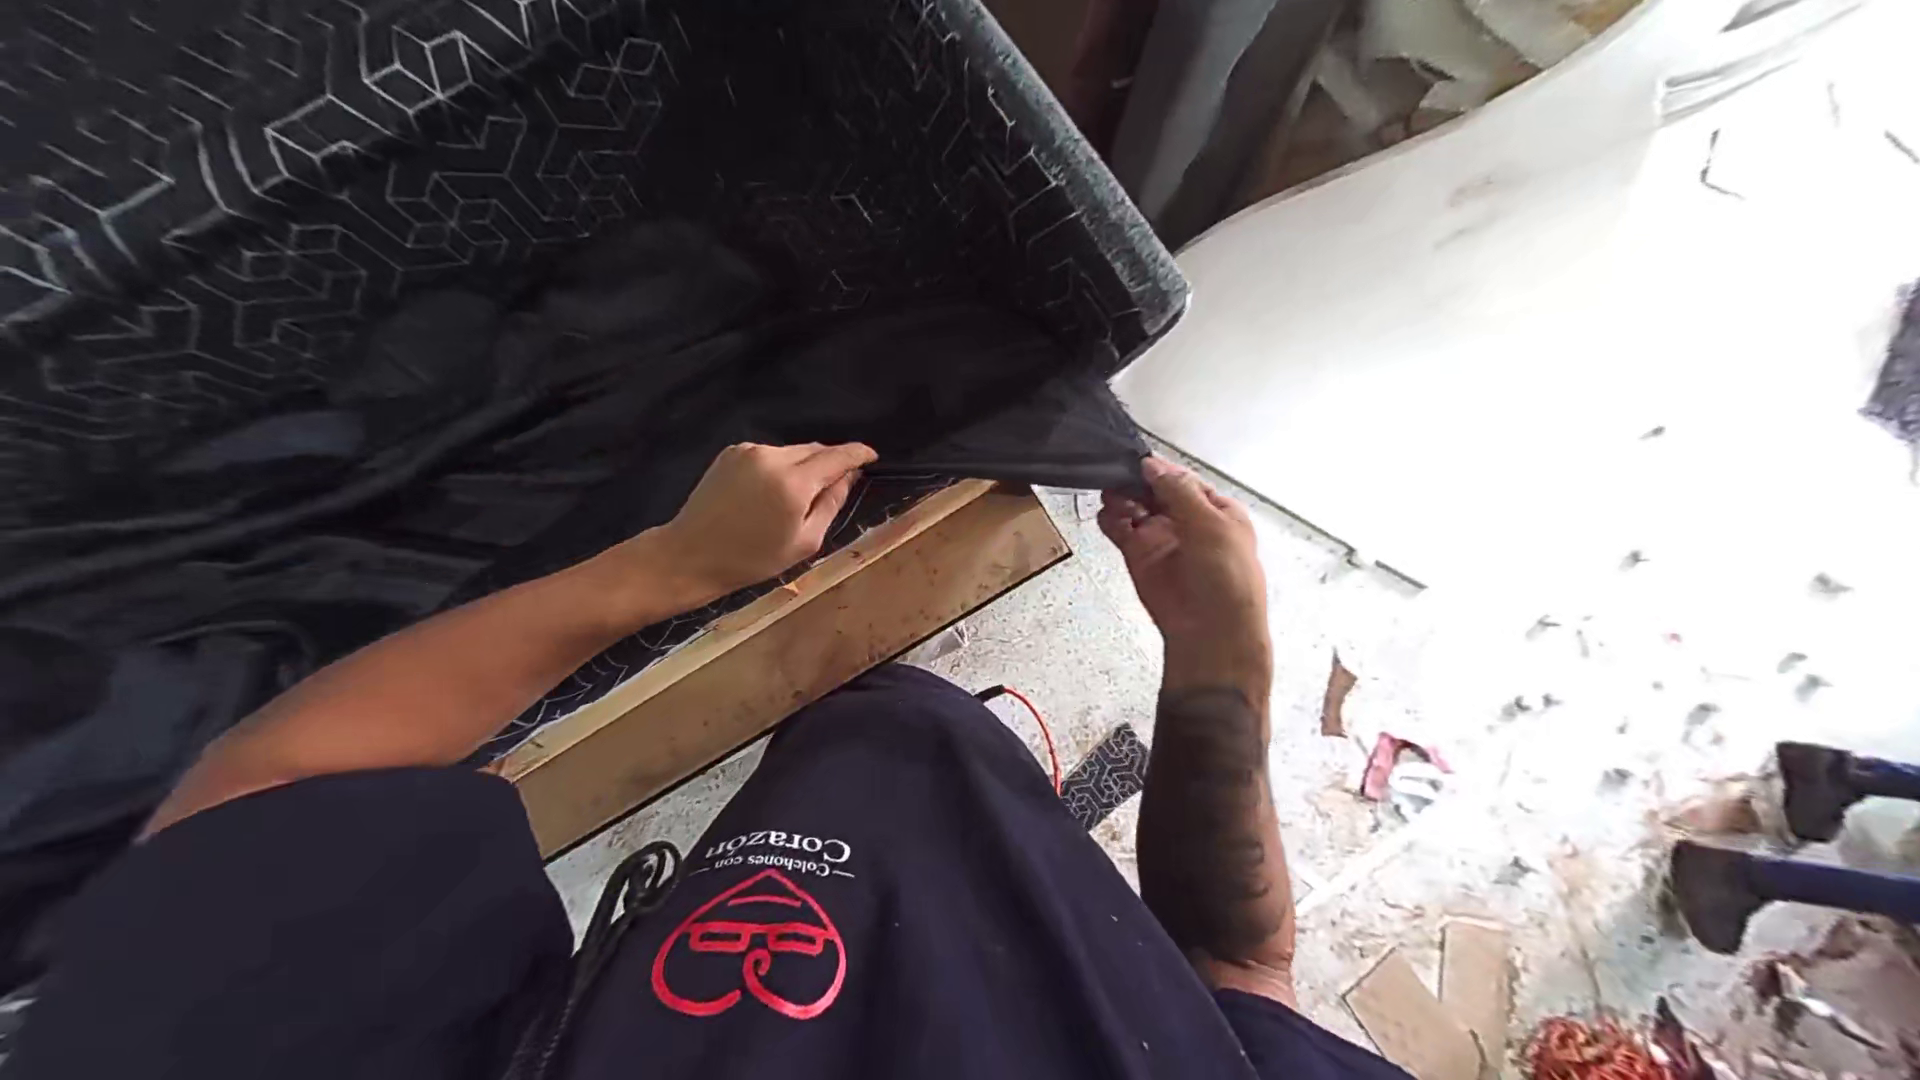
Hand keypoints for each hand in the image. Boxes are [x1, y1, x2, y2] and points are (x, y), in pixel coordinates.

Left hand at [643, 441, 876, 605]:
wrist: (691, 554)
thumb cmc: (753, 559)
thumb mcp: (805, 541)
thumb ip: (832, 503)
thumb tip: (849, 476)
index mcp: (793, 483)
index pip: (838, 456)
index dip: (859, 454)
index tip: (872, 457)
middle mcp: (772, 457)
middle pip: (816, 449)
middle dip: (831, 462)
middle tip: (836, 486)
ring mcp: (749, 451)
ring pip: (793, 451)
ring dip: (805, 466)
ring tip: (798, 496)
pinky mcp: (732, 451)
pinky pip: (771, 454)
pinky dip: (781, 467)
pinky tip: (771, 492)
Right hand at [1099, 457, 1269, 694]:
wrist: (1210, 630)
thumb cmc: (1226, 579)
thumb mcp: (1210, 525)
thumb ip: (1179, 492)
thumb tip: (1152, 466)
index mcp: (1214, 509)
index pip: (1182, 478)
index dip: (1160, 468)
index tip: (1137, 460)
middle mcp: (1185, 520)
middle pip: (1154, 489)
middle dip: (1136, 481)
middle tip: (1118, 476)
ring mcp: (1160, 537)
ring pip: (1133, 506)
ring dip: (1121, 497)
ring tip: (1114, 497)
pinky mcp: (1138, 555)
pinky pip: (1118, 529)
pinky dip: (1109, 519)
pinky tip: (1109, 516)